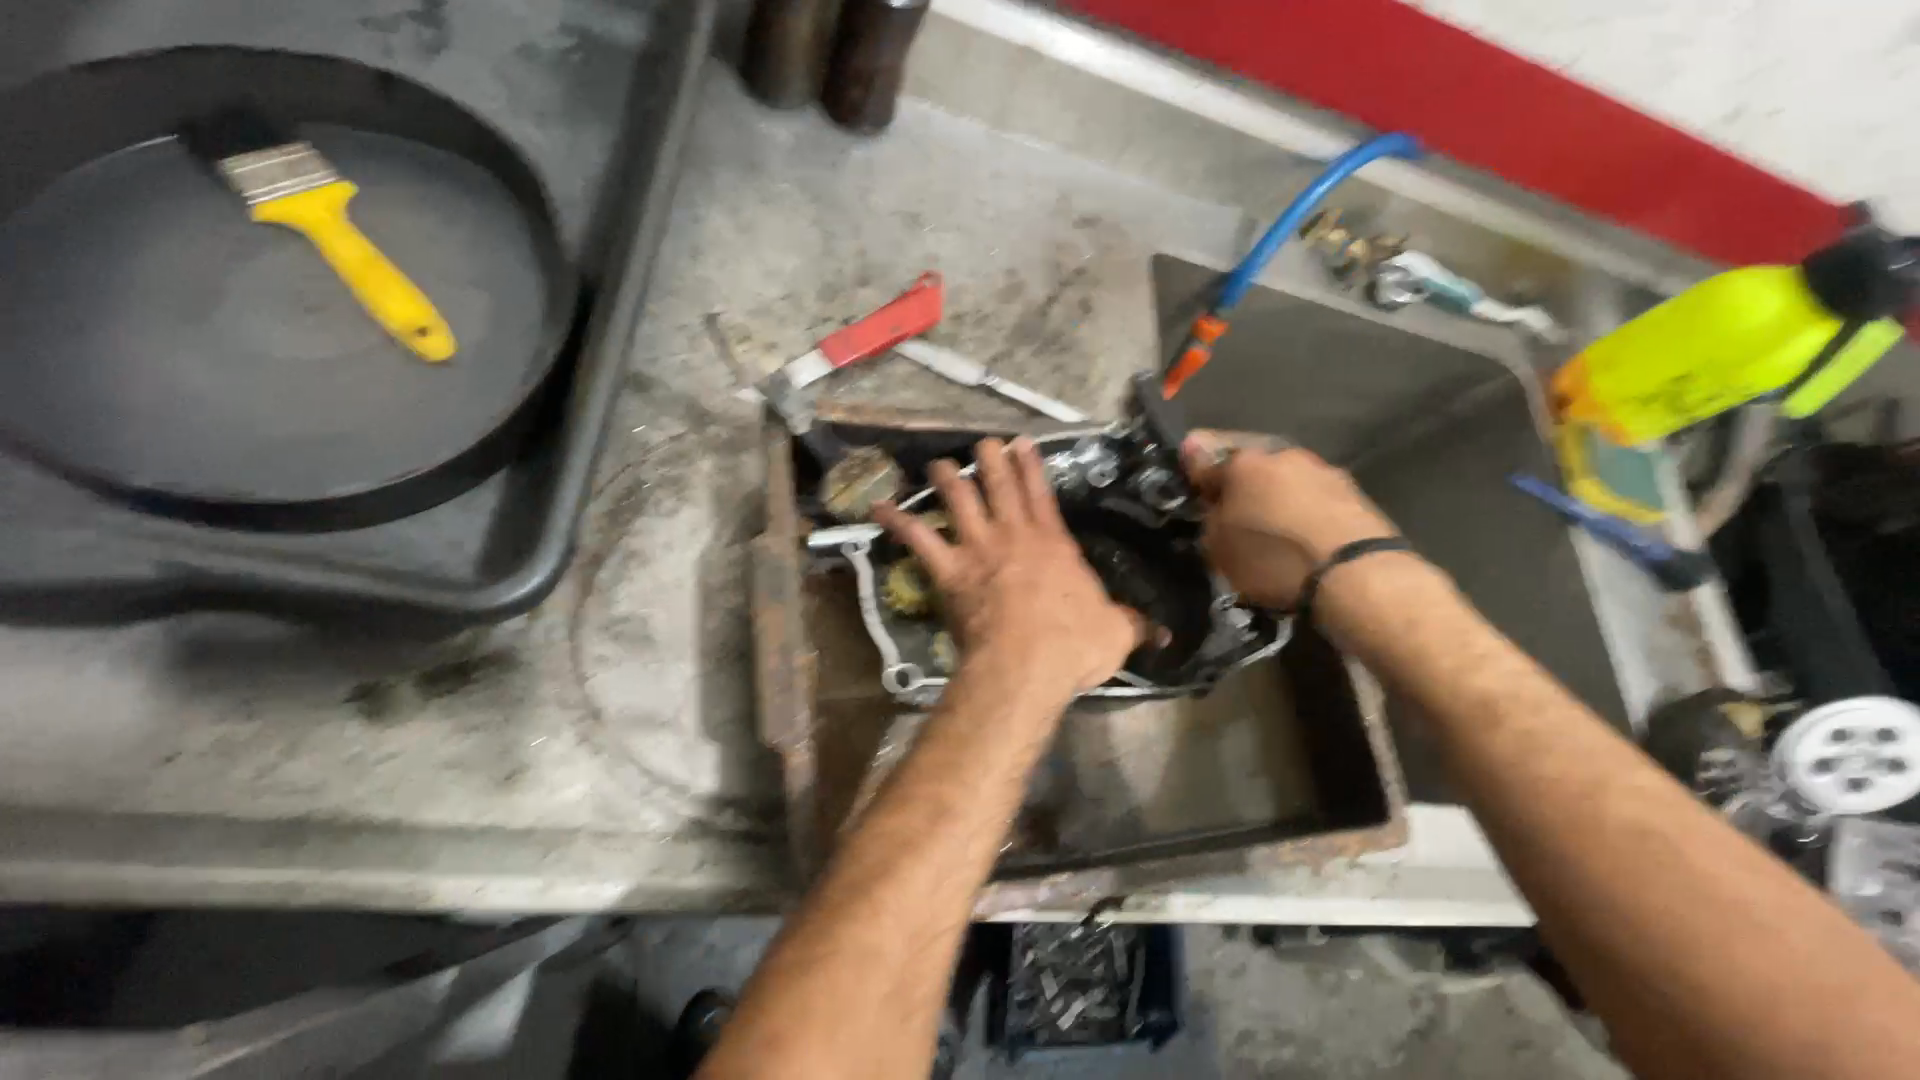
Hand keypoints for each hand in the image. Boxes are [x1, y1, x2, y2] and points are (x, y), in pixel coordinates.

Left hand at [872, 438, 1150, 692]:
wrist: (1027, 663)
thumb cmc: (1073, 645)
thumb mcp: (1115, 632)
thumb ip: (1133, 625)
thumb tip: (1162, 634)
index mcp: (1054, 544)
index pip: (1042, 495)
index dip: (1031, 467)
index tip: (1021, 444)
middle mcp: (1014, 536)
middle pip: (999, 488)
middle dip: (990, 462)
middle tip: (982, 443)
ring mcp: (978, 550)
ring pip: (959, 502)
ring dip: (948, 480)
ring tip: (940, 464)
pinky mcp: (948, 571)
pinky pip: (918, 539)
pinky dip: (897, 522)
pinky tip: (877, 506)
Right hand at [1180, 433, 1399, 608]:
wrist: (1355, 574)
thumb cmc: (1272, 558)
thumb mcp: (1219, 546)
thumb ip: (1207, 512)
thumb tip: (1207, 492)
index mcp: (1243, 461)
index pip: (1202, 456)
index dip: (1192, 476)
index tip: (1190, 494)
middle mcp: (1281, 454)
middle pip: (1247, 464)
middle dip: (1236, 484)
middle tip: (1228, 513)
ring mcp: (1321, 469)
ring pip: (1282, 479)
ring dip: (1271, 496)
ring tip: (1267, 528)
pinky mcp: (1352, 491)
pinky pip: (1310, 496)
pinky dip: (1299, 509)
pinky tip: (1299, 534)